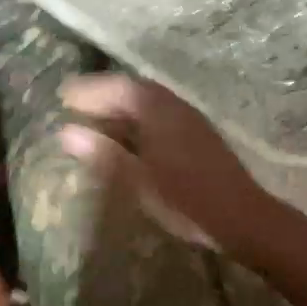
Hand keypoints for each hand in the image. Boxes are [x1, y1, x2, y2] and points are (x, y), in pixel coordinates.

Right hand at [58, 74, 277, 251]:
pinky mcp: (199, 135)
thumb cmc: (186, 200)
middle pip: (135, 90)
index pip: (118, 87)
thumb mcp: (138, 181)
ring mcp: (190, 120)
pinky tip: (130, 139)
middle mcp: (175, 107)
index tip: (64, 96)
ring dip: (122, 108)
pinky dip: (138, 119)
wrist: (242, 218)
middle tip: (77, 106)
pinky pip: (161, 115)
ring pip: (149, 103)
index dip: (90, 90)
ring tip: (98, 122)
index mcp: (159, 111)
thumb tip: (65, 132)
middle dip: (105, 96)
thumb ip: (103, 154)